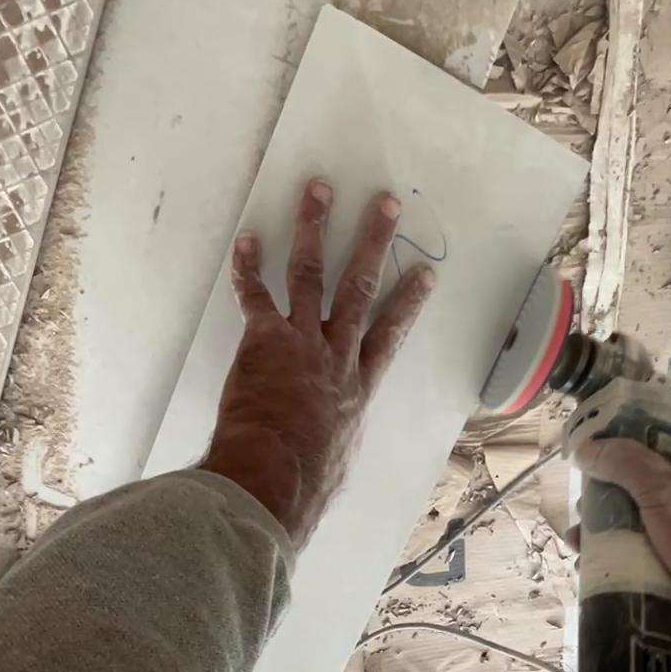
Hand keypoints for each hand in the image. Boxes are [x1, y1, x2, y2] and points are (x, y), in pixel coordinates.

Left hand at [201, 178, 436, 547]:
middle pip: (359, 289)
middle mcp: (336, 355)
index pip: (390, 335)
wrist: (276, 479)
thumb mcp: (339, 461)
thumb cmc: (309, 482)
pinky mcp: (264, 341)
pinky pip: (254, 295)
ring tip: (318, 190)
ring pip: (311, 275)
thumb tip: (332, 449)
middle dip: (372, 243)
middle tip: (384, 205)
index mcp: (359, 386)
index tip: (423, 273)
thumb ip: (338, 441)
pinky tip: (247, 238)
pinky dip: (248, 267)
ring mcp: (302, 343)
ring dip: (314, 229)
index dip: (407, 302)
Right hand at [574, 433, 670, 671]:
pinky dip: (609, 553)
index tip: (598, 444)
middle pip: (638, 480)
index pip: (665, 435)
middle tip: (582, 500)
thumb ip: (623, 462)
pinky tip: (586, 560)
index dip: (631, 435)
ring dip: (600, 527)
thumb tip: (583, 449)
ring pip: (631, 518)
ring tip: (576, 538)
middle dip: (604, 491)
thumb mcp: (664, 488)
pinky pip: (633, 550)